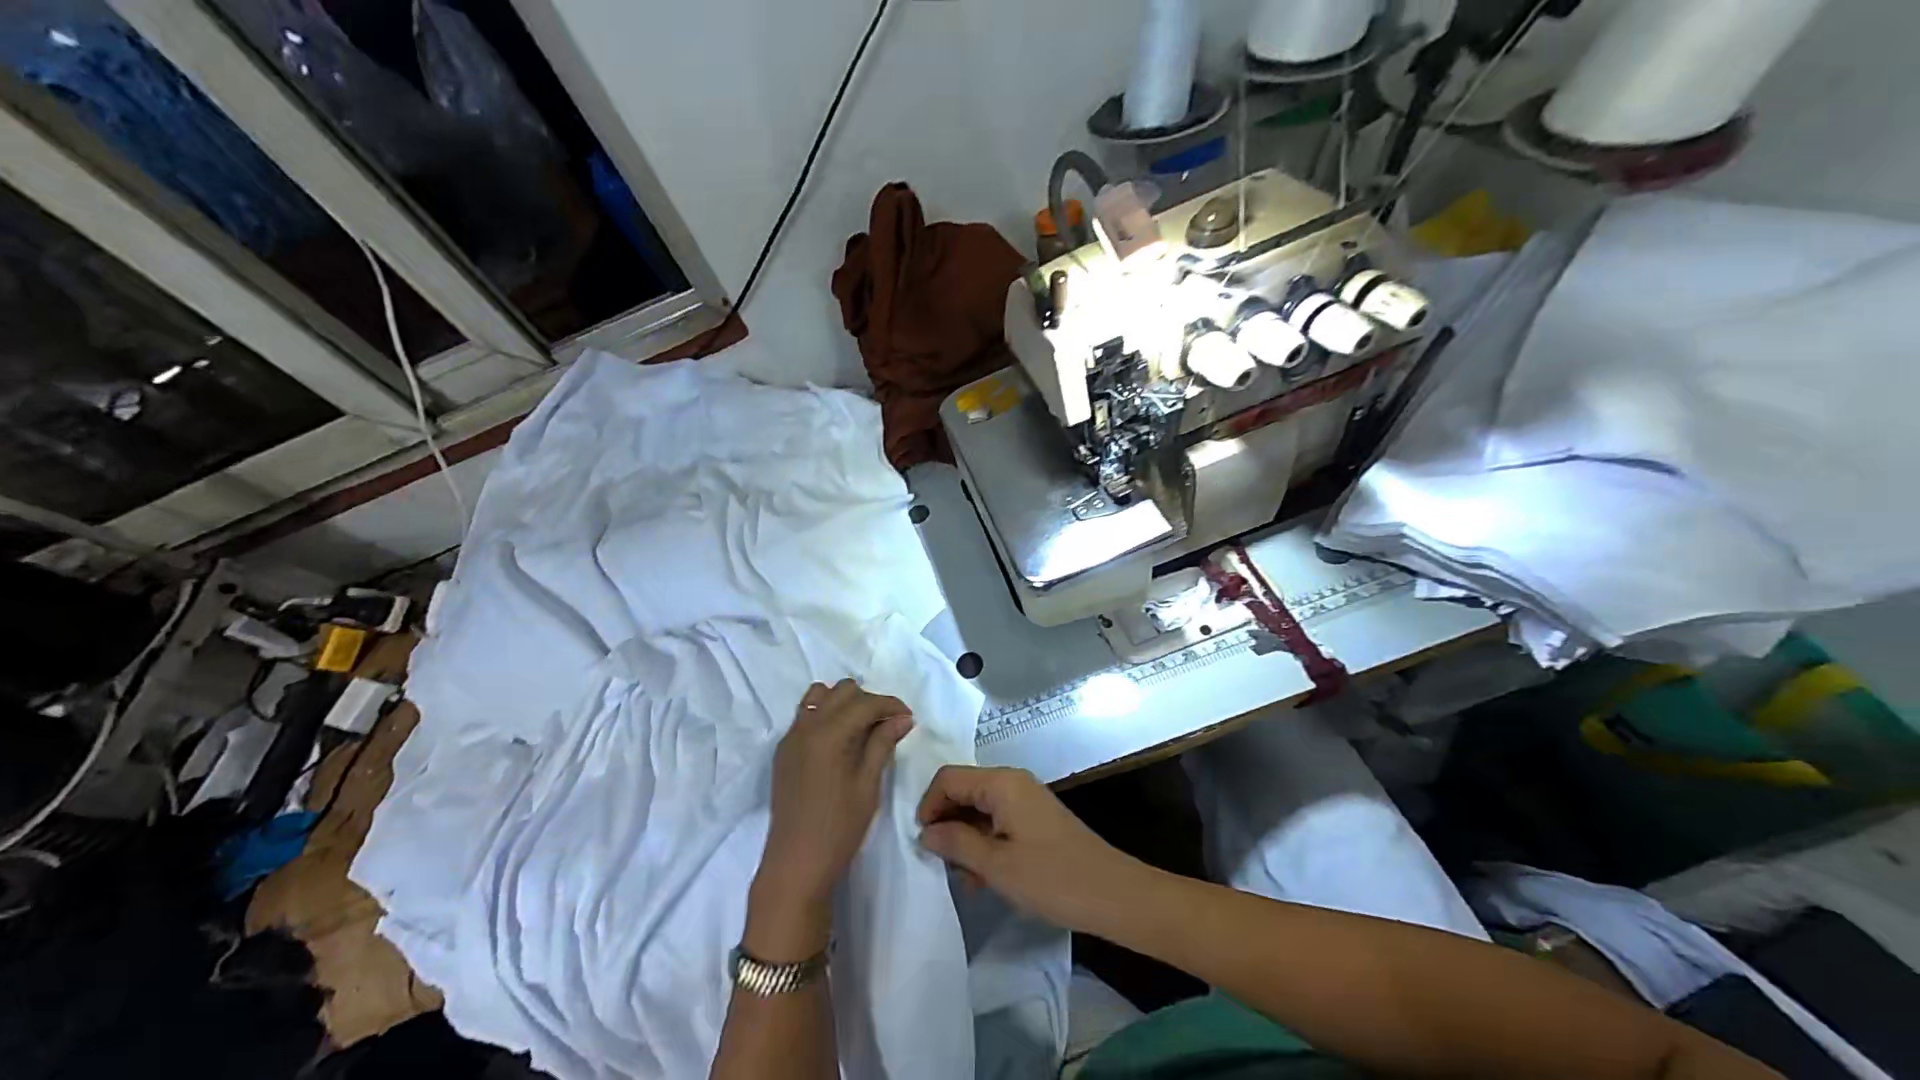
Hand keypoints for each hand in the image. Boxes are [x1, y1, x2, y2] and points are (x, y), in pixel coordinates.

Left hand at [747, 680, 912, 959]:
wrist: (795, 863)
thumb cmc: (839, 828)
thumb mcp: (868, 785)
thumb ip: (882, 744)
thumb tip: (902, 717)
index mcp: (828, 734)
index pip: (865, 702)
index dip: (890, 705)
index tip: (908, 718)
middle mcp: (806, 726)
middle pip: (842, 691)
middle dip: (868, 700)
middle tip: (888, 725)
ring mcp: (791, 737)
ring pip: (819, 696)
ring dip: (844, 703)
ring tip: (862, 728)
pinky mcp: (784, 751)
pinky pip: (805, 714)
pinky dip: (825, 714)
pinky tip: (839, 740)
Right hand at [917, 765, 1145, 931]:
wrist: (1113, 895)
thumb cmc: (1052, 878)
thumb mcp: (996, 865)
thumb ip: (956, 843)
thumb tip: (926, 831)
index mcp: (1002, 783)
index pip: (948, 778)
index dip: (929, 806)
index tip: (923, 842)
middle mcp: (1013, 782)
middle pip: (963, 790)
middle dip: (946, 823)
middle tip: (942, 863)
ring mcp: (1027, 800)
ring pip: (979, 808)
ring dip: (965, 838)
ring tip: (965, 878)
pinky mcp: (1036, 819)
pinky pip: (997, 821)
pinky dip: (984, 843)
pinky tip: (983, 877)